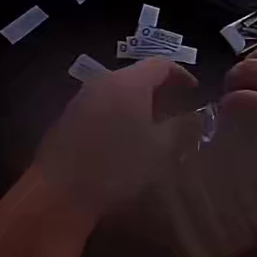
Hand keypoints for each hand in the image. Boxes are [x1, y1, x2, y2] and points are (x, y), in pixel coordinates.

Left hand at [26, 59, 199, 220]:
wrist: (60, 191)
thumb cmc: (117, 166)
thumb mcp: (161, 149)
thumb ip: (182, 127)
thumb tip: (195, 115)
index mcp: (128, 83)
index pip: (161, 64)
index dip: (182, 75)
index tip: (194, 92)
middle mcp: (102, 82)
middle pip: (137, 76)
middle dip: (160, 91)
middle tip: (176, 112)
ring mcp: (81, 99)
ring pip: (117, 92)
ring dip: (138, 104)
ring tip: (152, 128)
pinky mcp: (67, 118)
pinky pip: (101, 106)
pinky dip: (118, 115)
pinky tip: (122, 140)